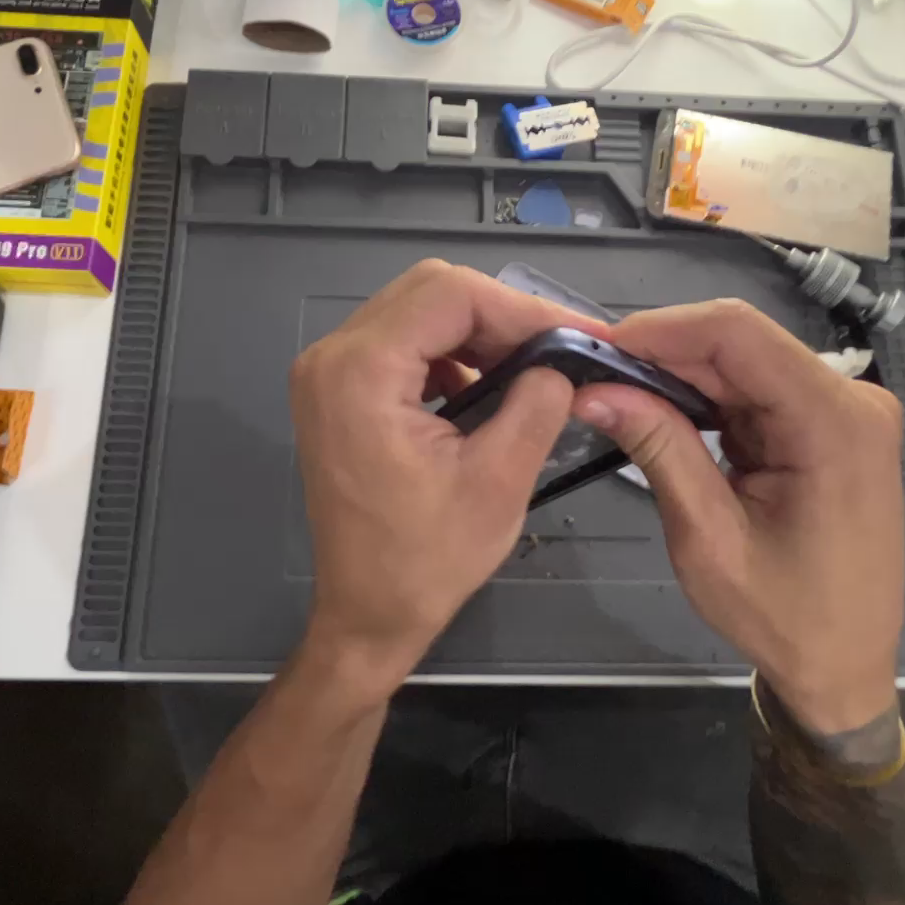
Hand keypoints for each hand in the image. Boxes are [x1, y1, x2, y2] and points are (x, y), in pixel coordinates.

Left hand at [289, 260, 602, 695]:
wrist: (368, 612)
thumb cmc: (427, 561)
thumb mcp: (499, 481)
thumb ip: (537, 403)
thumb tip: (559, 361)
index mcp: (360, 373)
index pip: (450, 295)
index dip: (522, 306)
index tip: (578, 332)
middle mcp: (331, 358)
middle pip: (429, 292)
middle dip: (501, 314)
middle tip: (557, 347)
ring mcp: (326, 373)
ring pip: (416, 312)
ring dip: (476, 331)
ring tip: (529, 364)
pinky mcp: (336, 391)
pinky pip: (400, 343)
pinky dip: (448, 352)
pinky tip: (482, 383)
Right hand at [572, 300, 904, 735]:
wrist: (843, 667)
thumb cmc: (783, 616)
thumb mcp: (707, 537)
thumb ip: (658, 449)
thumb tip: (593, 390)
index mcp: (835, 423)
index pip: (737, 334)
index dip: (660, 329)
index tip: (596, 348)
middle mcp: (849, 400)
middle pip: (740, 345)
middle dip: (661, 354)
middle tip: (592, 374)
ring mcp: (842, 412)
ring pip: (741, 365)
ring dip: (676, 377)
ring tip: (614, 394)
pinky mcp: (826, 427)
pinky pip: (753, 392)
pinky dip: (702, 400)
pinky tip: (660, 414)